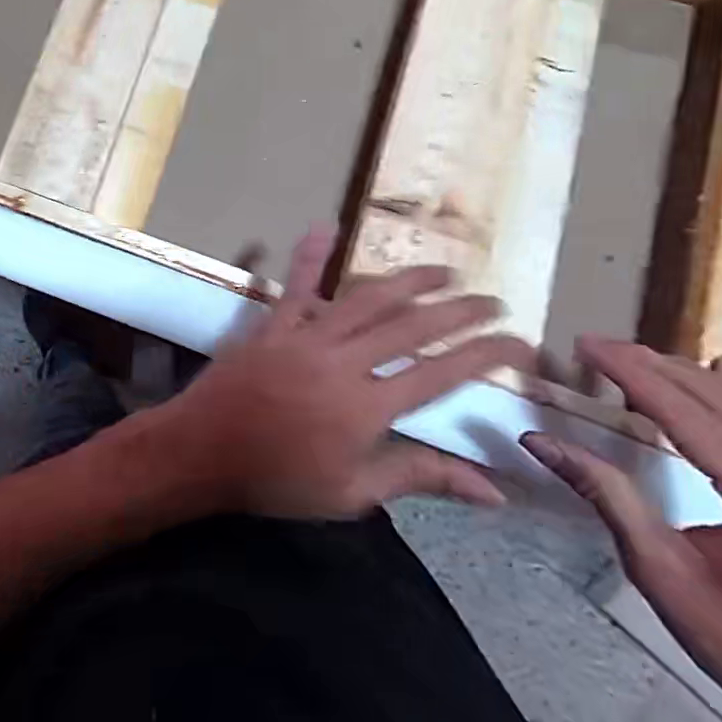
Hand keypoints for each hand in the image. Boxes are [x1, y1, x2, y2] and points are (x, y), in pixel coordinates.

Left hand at [149, 227, 531, 520]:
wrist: (202, 451)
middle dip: (458, 309)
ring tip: (441, 269)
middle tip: (491, 298)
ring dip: (406, 280)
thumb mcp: (351, 493)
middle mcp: (341, 361)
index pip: (440, 372)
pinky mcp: (272, 325)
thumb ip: (418, 477)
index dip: (485, 354)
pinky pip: (296, 286)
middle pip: (411, 326)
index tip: (519, 340)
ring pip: (364, 298)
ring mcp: (303, 337)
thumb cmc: (276, 479)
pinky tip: (326, 227)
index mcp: (366, 407)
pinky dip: (311, 255)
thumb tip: (493, 490)